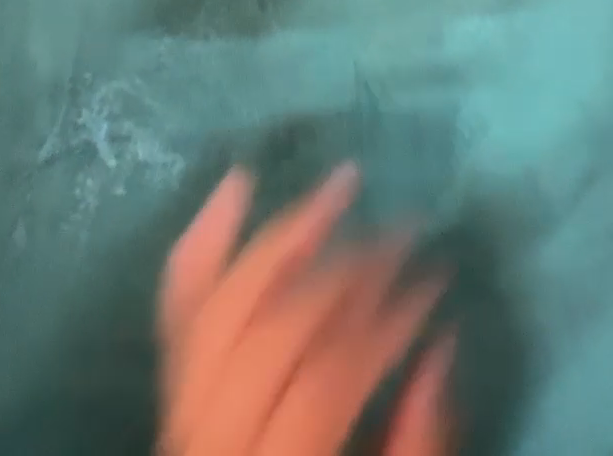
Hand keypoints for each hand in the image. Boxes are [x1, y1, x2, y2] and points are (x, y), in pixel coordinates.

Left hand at [157, 164, 453, 455]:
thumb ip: (416, 443)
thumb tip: (442, 342)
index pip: (327, 374)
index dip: (388, 319)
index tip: (436, 278)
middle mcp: (207, 434)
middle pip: (274, 325)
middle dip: (348, 269)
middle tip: (405, 231)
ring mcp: (177, 406)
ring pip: (222, 299)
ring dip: (284, 232)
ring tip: (341, 183)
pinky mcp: (170, 386)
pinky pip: (178, 303)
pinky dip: (204, 239)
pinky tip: (238, 183)